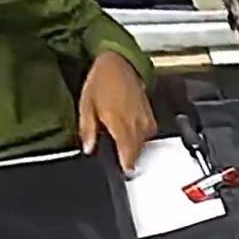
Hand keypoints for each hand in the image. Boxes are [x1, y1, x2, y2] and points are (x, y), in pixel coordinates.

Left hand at [78, 50, 156, 172]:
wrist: (120, 66)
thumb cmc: (102, 82)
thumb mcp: (86, 105)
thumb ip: (88, 129)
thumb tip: (88, 147)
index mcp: (120, 125)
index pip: (128, 155)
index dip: (125, 166)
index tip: (123, 172)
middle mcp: (137, 127)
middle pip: (136, 152)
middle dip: (127, 156)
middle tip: (118, 156)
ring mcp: (147, 124)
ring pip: (141, 144)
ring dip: (131, 144)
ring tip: (119, 135)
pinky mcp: (152, 120)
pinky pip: (146, 135)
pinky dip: (137, 135)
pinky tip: (127, 126)